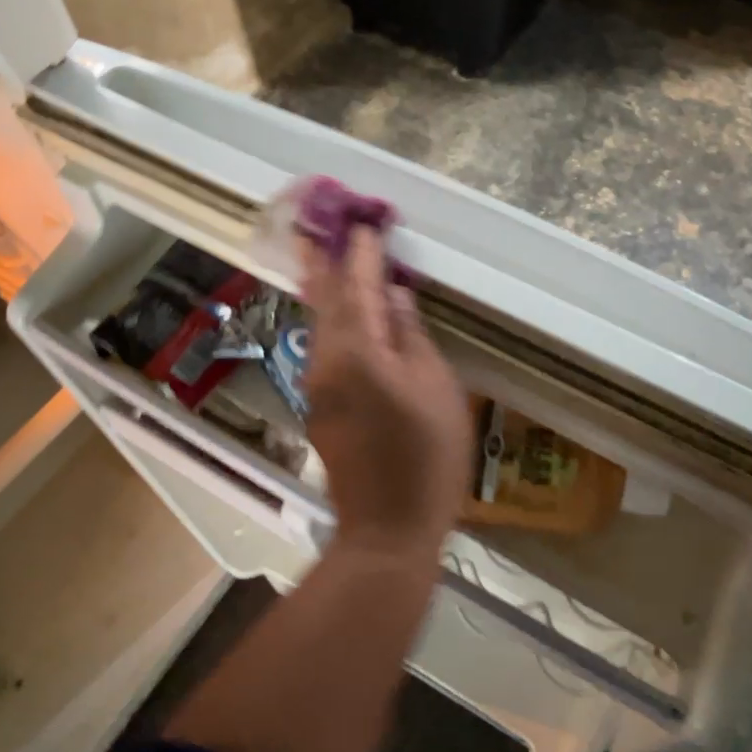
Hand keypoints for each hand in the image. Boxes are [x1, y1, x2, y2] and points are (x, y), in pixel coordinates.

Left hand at [298, 227, 473, 558]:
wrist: (387, 531)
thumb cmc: (426, 457)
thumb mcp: (436, 388)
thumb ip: (410, 335)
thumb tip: (393, 294)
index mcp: (357, 351)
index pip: (357, 286)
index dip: (362, 252)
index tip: (365, 219)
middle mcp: (325, 361)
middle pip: (324, 299)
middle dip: (324, 259)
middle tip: (317, 222)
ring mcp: (316, 386)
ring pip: (319, 323)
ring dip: (325, 287)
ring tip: (326, 254)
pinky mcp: (319, 407)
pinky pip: (323, 347)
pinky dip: (331, 320)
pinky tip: (341, 312)